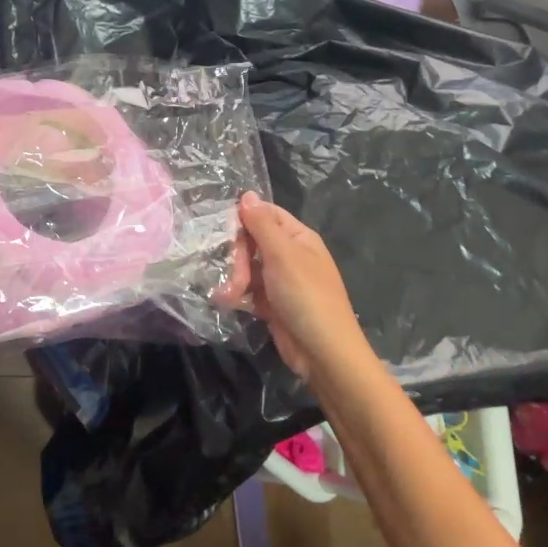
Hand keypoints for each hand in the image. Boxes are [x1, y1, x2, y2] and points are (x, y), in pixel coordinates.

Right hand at [236, 193, 372, 383]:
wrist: (323, 352)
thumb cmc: (306, 296)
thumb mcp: (282, 255)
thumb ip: (261, 224)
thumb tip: (246, 194)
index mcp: (298, 238)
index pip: (265, 214)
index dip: (244, 219)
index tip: (224, 231)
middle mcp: (290, 255)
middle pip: (251, 241)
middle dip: (237, 257)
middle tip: (235, 274)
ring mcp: (280, 280)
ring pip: (245, 266)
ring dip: (233, 278)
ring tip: (227, 295)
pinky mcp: (271, 302)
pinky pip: (246, 289)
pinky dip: (236, 294)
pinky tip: (227, 302)